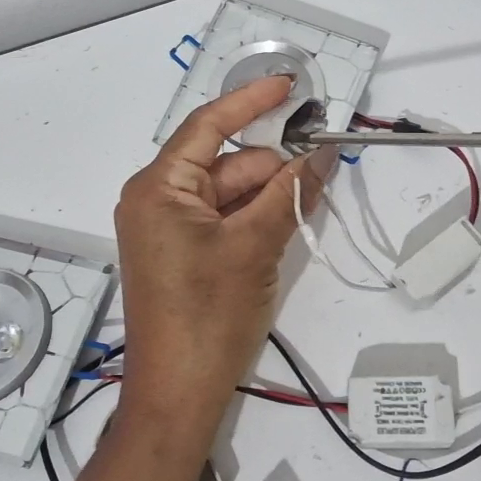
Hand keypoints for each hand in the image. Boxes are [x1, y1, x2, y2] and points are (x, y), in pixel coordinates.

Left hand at [113, 76, 336, 423]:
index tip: (289, 84)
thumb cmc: (209, 315)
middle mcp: (157, 200)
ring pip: (230, 195)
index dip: (251, 101)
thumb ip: (291, 193)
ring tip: (310, 207)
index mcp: (159, 187)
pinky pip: (224, 221)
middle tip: (323, 170)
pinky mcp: (182, 256)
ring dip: (270, 197)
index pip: (208, 125)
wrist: (178, 395)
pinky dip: (256, 220)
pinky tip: (288, 227)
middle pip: (227, 164)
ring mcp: (168, 230)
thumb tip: (323, 152)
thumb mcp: (255, 247)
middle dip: (274, 167)